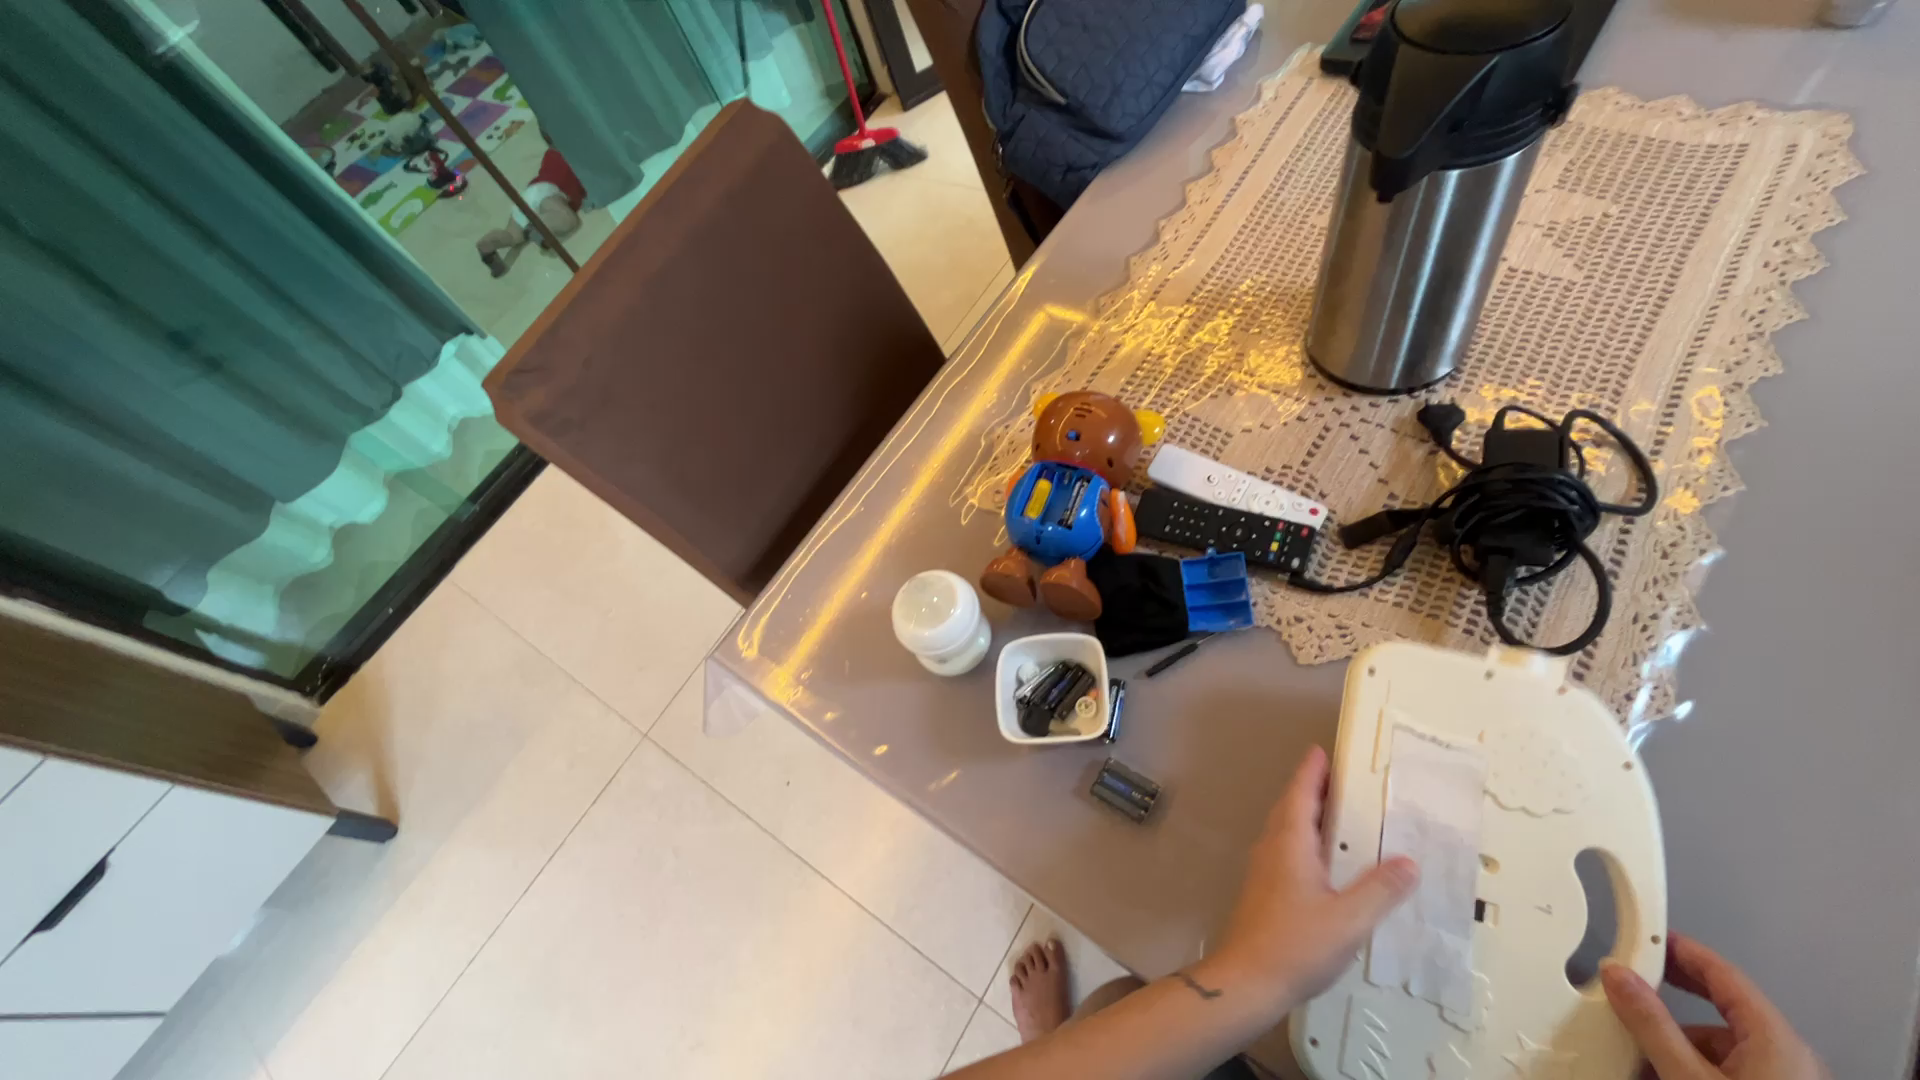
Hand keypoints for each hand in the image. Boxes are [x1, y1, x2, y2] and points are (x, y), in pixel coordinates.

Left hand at [1204, 745, 1417, 1011]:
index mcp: (1290, 844)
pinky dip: (1304, 838)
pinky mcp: (1264, 888)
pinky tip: (1323, 857)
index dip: (1311, 772)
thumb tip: (1409, 861)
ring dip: (1307, 813)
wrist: (1248, 977)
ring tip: (1335, 810)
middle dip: (1311, 788)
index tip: (1321, 750)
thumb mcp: (1349, 919)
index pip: (1300, 795)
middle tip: (1338, 776)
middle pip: (1291, 807)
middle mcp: (1272, 847)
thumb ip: (1380, 890)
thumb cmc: (1296, 943)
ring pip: (1286, 828)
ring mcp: (1264, 868)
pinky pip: (1286, 848)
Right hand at [1601, 933, 1828, 1079]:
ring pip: (1720, 1045)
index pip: (1722, 973)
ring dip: (1673, 1041)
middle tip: (1632, 981)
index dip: (1680, 949)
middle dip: (1670, 996)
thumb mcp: (1686, 1076)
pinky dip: (1688, 1066)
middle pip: (1721, 1007)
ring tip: (1635, 1053)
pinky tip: (1656, 1076)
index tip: (1645, 935)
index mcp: (1775, 1039)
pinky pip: (1728, 1071)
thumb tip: (1617, 975)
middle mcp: (1788, 1057)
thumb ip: (1650, 1022)